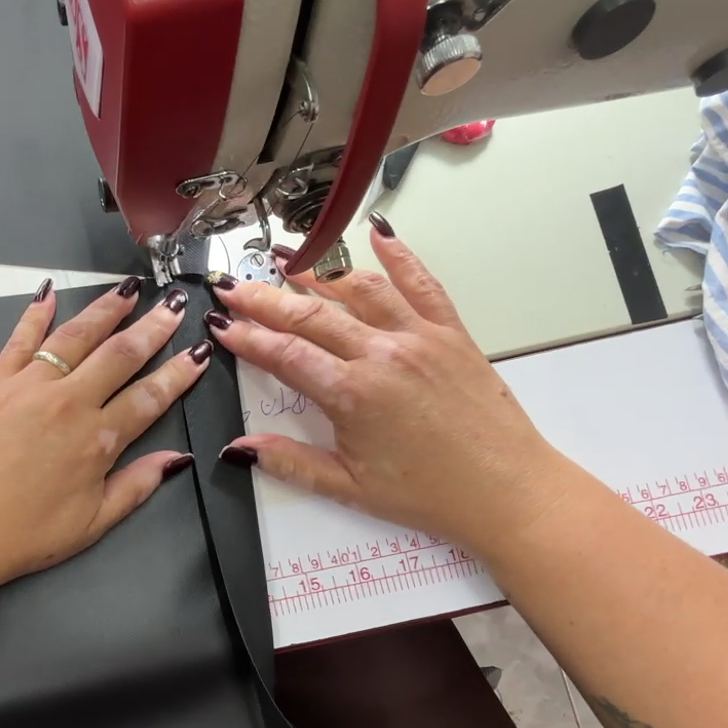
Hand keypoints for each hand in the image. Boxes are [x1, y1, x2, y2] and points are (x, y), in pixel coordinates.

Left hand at [0, 279, 213, 592]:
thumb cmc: (24, 534)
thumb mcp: (91, 525)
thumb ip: (135, 487)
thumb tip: (176, 459)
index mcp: (97, 441)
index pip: (150, 397)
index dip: (178, 374)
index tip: (198, 353)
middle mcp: (69, 403)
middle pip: (120, 354)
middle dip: (153, 327)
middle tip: (174, 305)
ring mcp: (31, 386)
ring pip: (76, 336)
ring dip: (106, 309)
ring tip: (129, 290)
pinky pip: (20, 339)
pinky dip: (35, 313)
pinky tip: (48, 293)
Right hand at [209, 229, 576, 552]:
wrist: (505, 489)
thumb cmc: (429, 493)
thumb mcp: (347, 486)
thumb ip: (289, 462)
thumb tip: (239, 449)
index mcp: (353, 395)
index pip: (284, 355)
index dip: (247, 337)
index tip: (221, 323)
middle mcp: (383, 355)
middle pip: (311, 315)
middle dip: (265, 299)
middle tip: (234, 286)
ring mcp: (420, 338)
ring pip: (360, 290)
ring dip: (318, 272)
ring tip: (286, 261)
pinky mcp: (452, 334)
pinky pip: (422, 284)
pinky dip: (399, 256)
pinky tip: (378, 234)